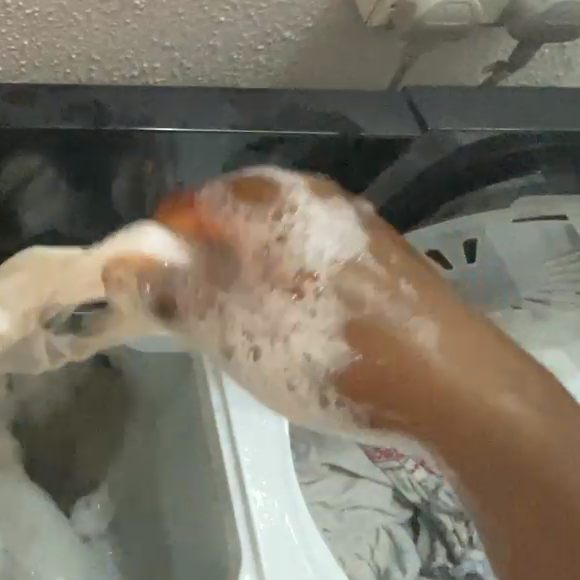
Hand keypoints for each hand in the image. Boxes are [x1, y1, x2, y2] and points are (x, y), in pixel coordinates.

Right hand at [105, 167, 537, 438]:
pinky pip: (311, 249)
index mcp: (262, 199)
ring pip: (272, 233)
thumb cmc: (326, 351)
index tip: (161, 294)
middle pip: (229, 216)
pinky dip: (290, 275)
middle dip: (207, 261)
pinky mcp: (379, 245)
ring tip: (254, 323)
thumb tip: (118, 267)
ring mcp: (348, 215)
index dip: (163, 249)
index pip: (185, 207)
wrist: (461, 388)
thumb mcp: (231, 331)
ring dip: (248, 269)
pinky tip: (305, 322)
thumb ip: (168, 294)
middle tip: (205, 312)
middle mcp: (304, 191)